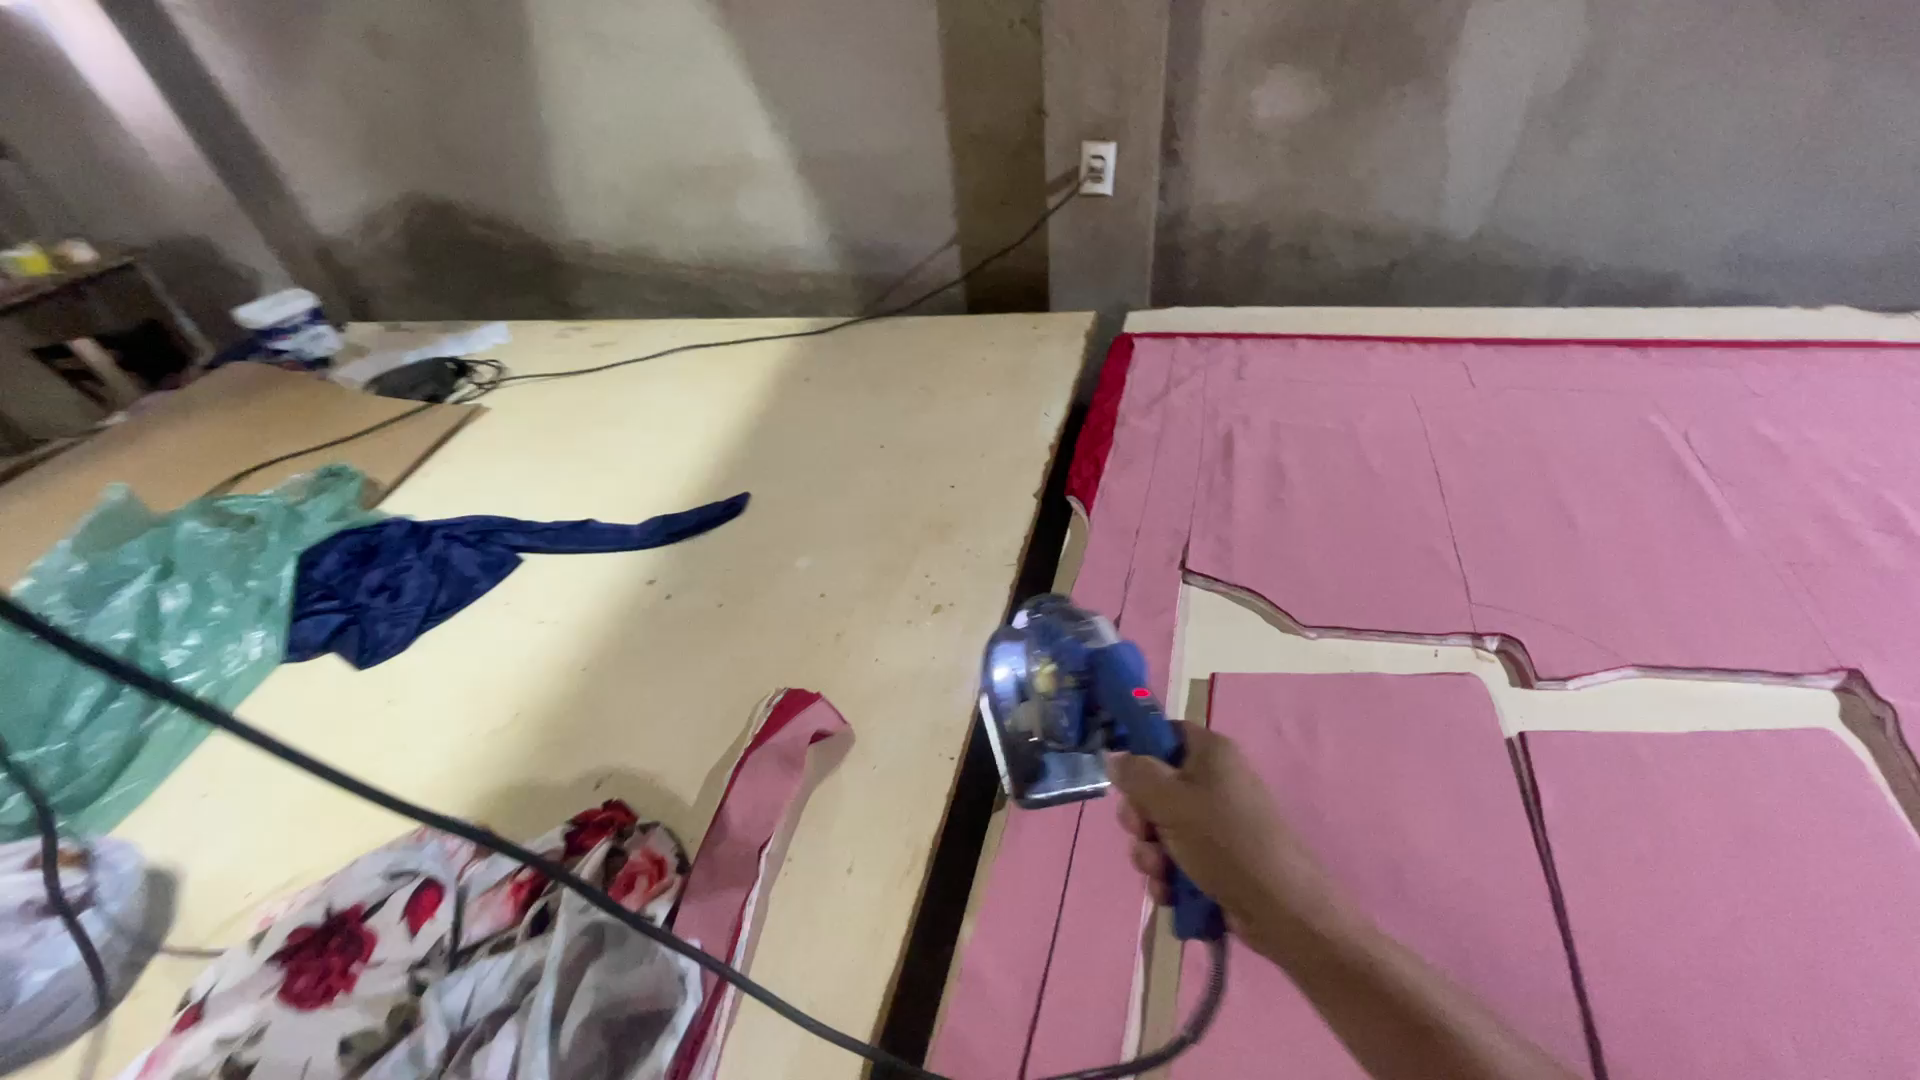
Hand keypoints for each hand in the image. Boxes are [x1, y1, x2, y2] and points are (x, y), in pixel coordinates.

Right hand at [1108, 724, 1329, 941]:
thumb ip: (1136, 774)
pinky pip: (1174, 858)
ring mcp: (1214, 823)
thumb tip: (1115, 756)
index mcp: (1210, 753)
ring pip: (1159, 828)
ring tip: (1161, 873)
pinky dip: (1167, 875)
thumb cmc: (1224, 840)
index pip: (1165, 733)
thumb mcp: (1171, 800)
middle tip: (1142, 832)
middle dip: (1139, 817)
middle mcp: (1213, 781)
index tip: (1123, 777)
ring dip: (1150, 853)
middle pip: (1154, 786)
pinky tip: (1169, 891)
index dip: (1139, 751)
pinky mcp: (1214, 859)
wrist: (1280, 909)